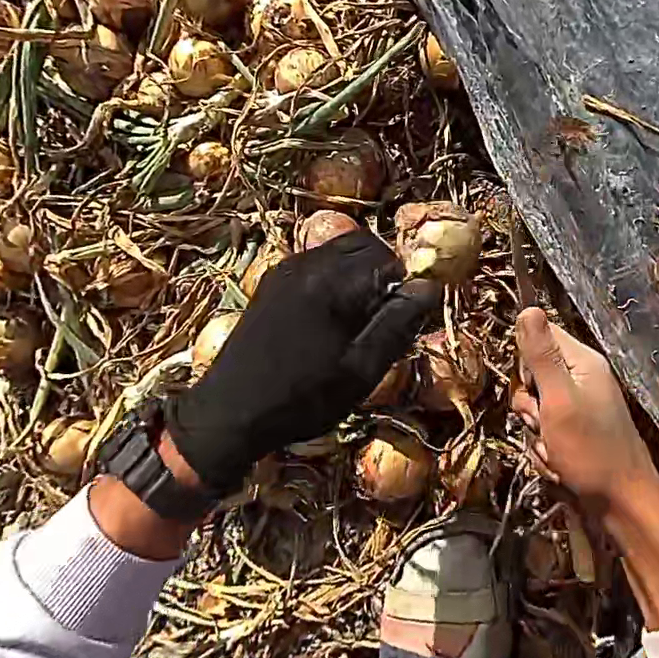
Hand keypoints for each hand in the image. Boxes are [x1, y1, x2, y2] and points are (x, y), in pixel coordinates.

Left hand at [165, 231, 440, 491]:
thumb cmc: (301, 398)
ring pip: (339, 250)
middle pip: (364, 243)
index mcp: (332, 282)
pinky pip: (317, 262)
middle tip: (387, 312)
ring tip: (360, 315)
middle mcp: (308, 263)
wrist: (228, 413)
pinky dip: (335, 275)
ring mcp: (286, 269)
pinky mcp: (272, 281)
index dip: (405, 281)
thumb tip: (430, 287)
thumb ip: (396, 323)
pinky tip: (331, 315)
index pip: (388, 257)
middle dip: (385, 268)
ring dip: (360, 271)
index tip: (406, 314)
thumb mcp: (360, 370)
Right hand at [510, 307, 658, 513]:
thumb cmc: (591, 449)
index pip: (541, 335)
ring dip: (535, 432)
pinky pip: (544, 431)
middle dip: (529, 404)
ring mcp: (580, 407)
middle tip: (543, 423)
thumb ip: (541, 355)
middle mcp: (582, 379)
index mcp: (583, 362)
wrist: (623, 505)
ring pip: (534, 407)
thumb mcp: (559, 398)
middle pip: (533, 374)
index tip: (532, 385)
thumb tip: (527, 308)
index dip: (526, 358)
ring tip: (553, 449)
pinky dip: (544, 449)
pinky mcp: (575, 432)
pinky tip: (557, 464)